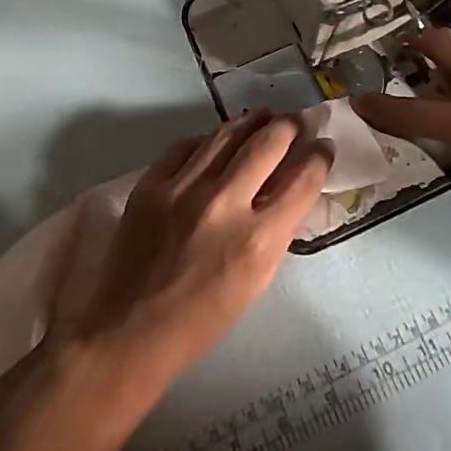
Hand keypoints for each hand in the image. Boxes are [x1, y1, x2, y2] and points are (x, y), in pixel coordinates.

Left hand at [48, 111, 333, 375]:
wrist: (126, 333)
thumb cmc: (203, 319)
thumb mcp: (259, 279)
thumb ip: (279, 228)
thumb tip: (293, 187)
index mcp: (259, 239)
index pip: (304, 178)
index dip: (321, 156)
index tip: (324, 147)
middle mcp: (224, 204)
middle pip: (270, 142)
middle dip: (292, 126)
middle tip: (299, 121)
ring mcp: (182, 190)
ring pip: (228, 134)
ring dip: (254, 122)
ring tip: (266, 117)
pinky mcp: (150, 186)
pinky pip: (187, 146)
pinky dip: (209, 139)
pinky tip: (216, 142)